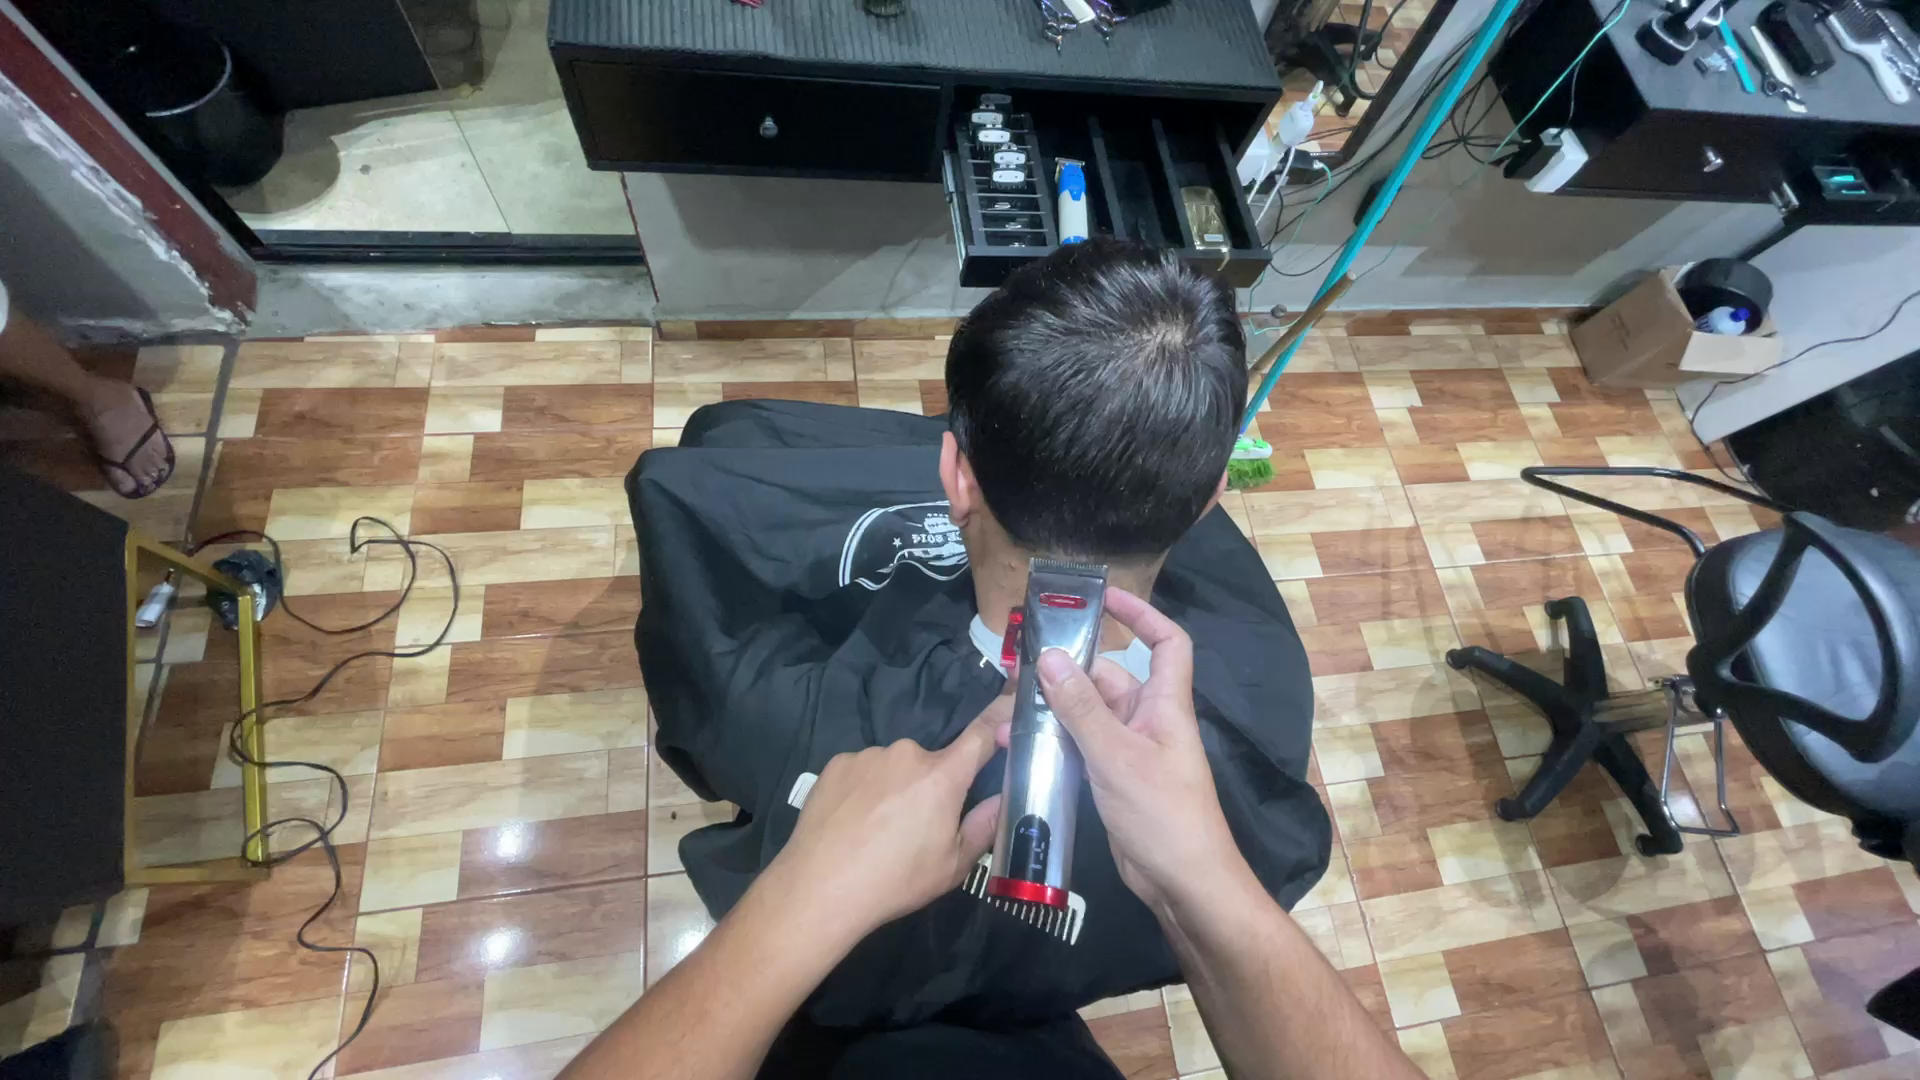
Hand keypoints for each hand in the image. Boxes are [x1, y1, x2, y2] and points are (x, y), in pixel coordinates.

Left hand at [768, 698, 1007, 943]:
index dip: (1000, 714)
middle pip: (931, 763)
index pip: (981, 735)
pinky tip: (851, 822)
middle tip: (914, 827)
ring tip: (875, 830)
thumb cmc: (895, 880)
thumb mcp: (952, 866)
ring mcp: (869, 754)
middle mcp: (907, 753)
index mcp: (942, 776)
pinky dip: (863, 790)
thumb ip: (984, 826)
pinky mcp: (837, 762)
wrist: (820, 888)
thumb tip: (1003, 798)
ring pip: (894, 767)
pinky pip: (863, 770)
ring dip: (894, 787)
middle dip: (929, 786)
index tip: (1014, 695)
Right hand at [1033, 587, 1245, 913]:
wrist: (1183, 886)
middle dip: (1067, 671)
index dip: (1141, 614)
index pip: (1167, 642)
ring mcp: (1127, 749)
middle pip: (1107, 678)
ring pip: (1086, 713)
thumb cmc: (1162, 814)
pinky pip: (1078, 744)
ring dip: (1051, 710)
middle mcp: (1146, 719)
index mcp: (1163, 704)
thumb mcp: (1116, 757)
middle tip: (1020, 669)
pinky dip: (1052, 741)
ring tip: (1007, 712)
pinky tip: (1015, 746)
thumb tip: (1048, 656)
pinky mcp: (1110, 776)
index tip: (1102, 597)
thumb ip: (1081, 708)